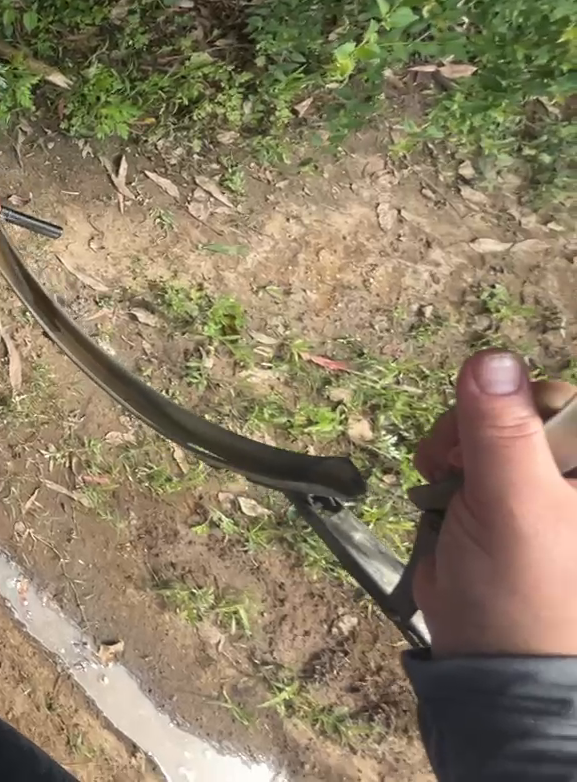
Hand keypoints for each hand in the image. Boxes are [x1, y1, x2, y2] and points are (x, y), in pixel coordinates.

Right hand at [413, 349, 576, 656]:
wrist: (498, 646)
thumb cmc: (528, 584)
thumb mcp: (515, 503)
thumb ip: (501, 432)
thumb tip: (490, 357)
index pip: (562, 401)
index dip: (514, 409)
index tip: (487, 445)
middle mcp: (574, 474)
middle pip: (514, 408)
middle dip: (471, 430)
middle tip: (459, 469)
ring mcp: (540, 483)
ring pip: (481, 427)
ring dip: (450, 447)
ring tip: (445, 482)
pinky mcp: (500, 493)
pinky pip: (464, 452)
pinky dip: (441, 464)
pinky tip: (440, 488)